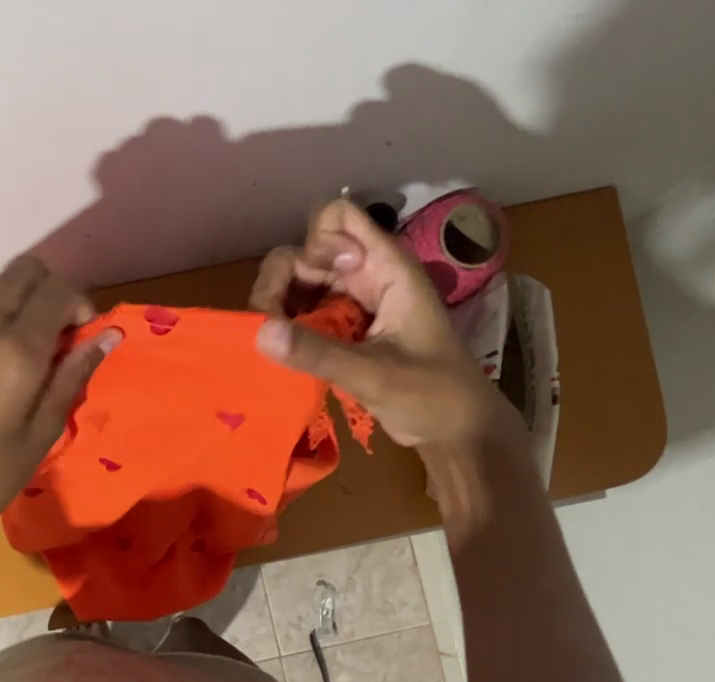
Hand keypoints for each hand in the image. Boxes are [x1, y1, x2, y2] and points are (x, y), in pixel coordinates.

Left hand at [0, 256, 121, 553]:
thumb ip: (74, 374)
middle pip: (25, 271)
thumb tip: (109, 334)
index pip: (58, 290)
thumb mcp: (44, 431)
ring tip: (23, 347)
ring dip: (18, 301)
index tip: (83, 337)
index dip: (80, 305)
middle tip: (57, 335)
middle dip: (50, 292)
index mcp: (16, 350)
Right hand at [249, 199, 520, 451]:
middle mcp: (364, 276)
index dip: (315, 247)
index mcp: (386, 267)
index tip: (318, 292)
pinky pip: (301, 314)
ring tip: (273, 345)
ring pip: (297, 284)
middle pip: (303, 252)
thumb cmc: (433, 395)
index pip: (337, 219)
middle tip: (270, 326)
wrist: (456, 430)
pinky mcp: (340, 332)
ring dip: (277, 307)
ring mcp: (350, 304)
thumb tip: (258, 331)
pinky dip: (284, 328)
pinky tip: (281, 355)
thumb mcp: (376, 374)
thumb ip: (318, 352)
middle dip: (280, 282)